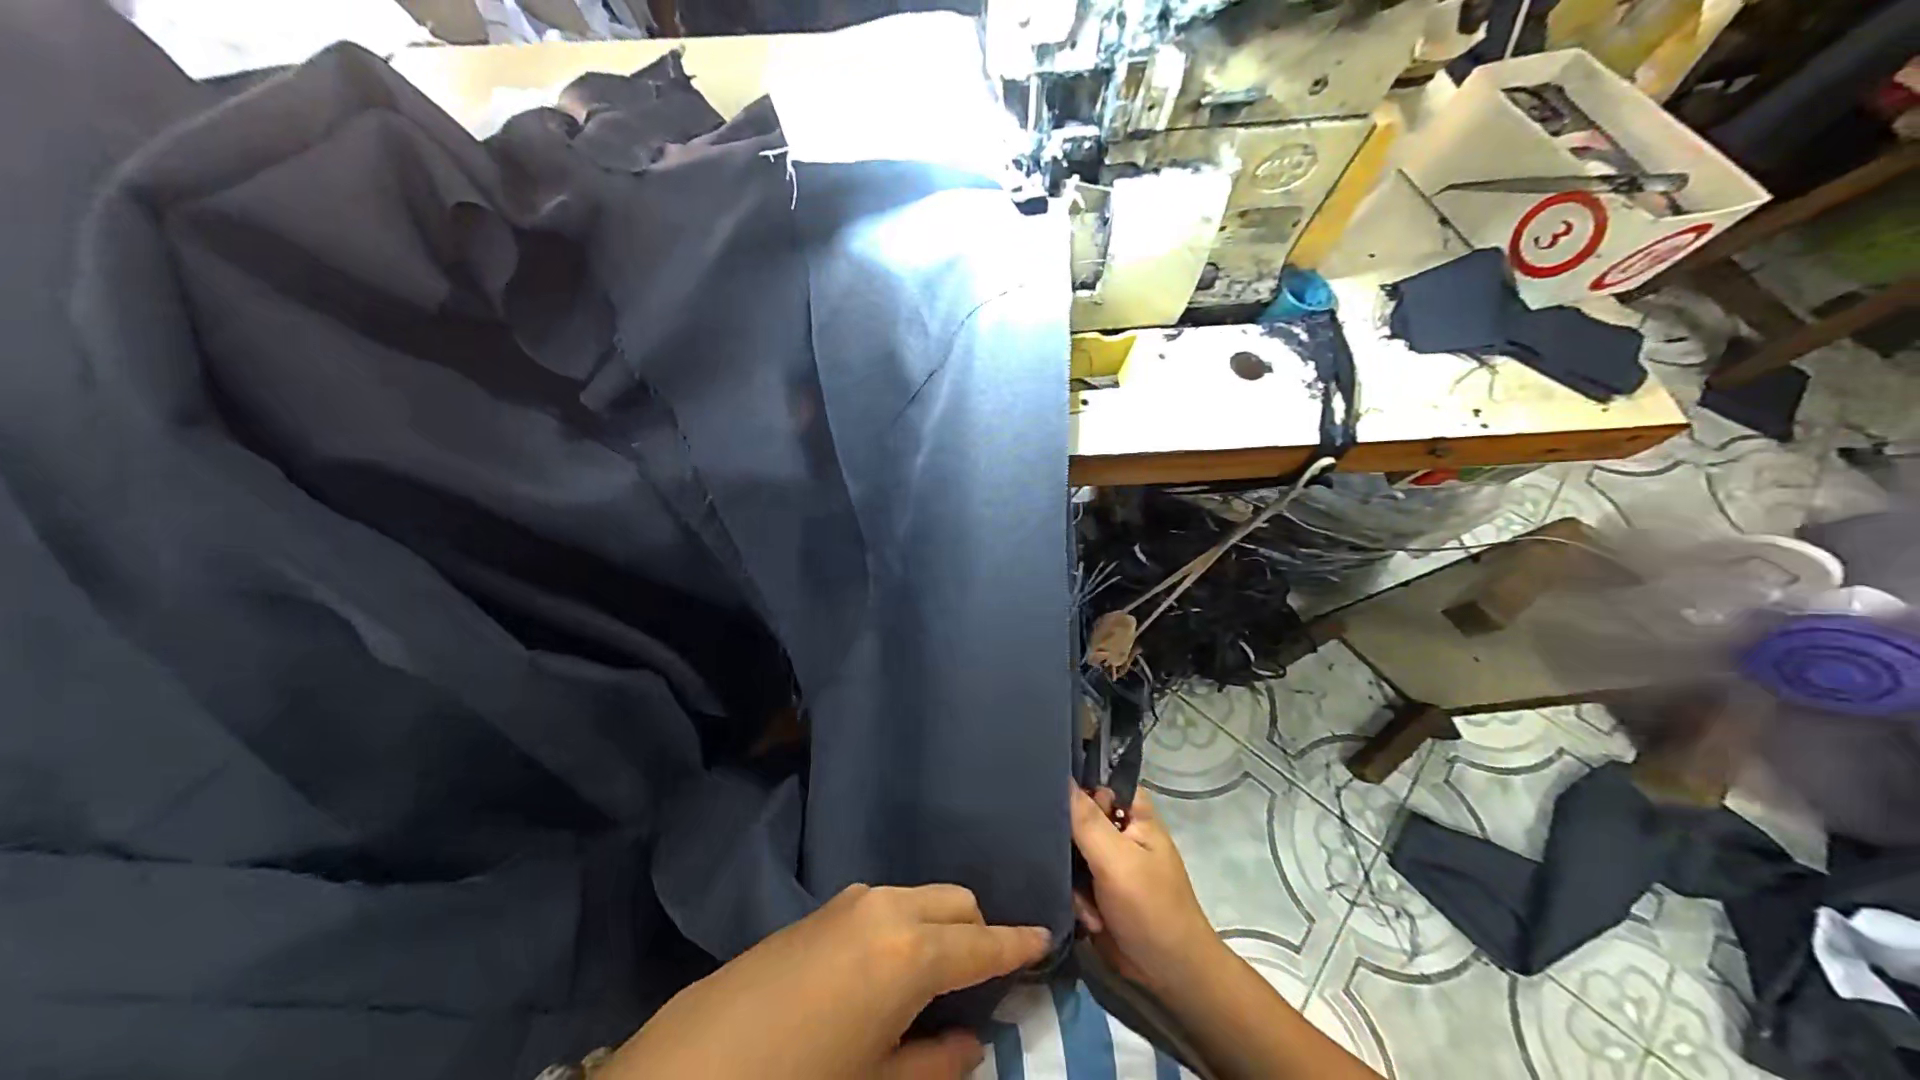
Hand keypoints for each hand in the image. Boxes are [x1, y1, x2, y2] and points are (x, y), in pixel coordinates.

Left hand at [602, 883, 1051, 1079]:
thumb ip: (935, 1061)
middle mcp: (885, 907)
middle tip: (986, 977)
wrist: (689, 1069)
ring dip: (941, 926)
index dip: (1019, 945)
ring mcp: (848, 901)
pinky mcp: (819, 908)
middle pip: (956, 902)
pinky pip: (884, 904)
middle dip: (980, 932)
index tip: (1045, 941)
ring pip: (920, 897)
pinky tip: (891, 968)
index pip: (983, 943)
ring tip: (939, 976)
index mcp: (909, 952)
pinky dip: (907, 925)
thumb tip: (972, 1040)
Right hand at [1069, 784, 1228, 992]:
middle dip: (1063, 835)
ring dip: (1069, 875)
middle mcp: (1117, 829)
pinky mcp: (1093, 888)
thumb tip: (1060, 777)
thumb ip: (1086, 820)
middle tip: (1055, 850)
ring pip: (1067, 848)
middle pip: (1075, 813)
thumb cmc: (1152, 908)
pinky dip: (1074, 897)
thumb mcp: (1118, 860)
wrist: (1169, 974)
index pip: (1096, 779)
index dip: (1071, 780)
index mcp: (1132, 811)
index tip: (1042, 786)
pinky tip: (1086, 917)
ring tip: (1082, 901)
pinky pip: (1068, 878)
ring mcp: (1104, 859)